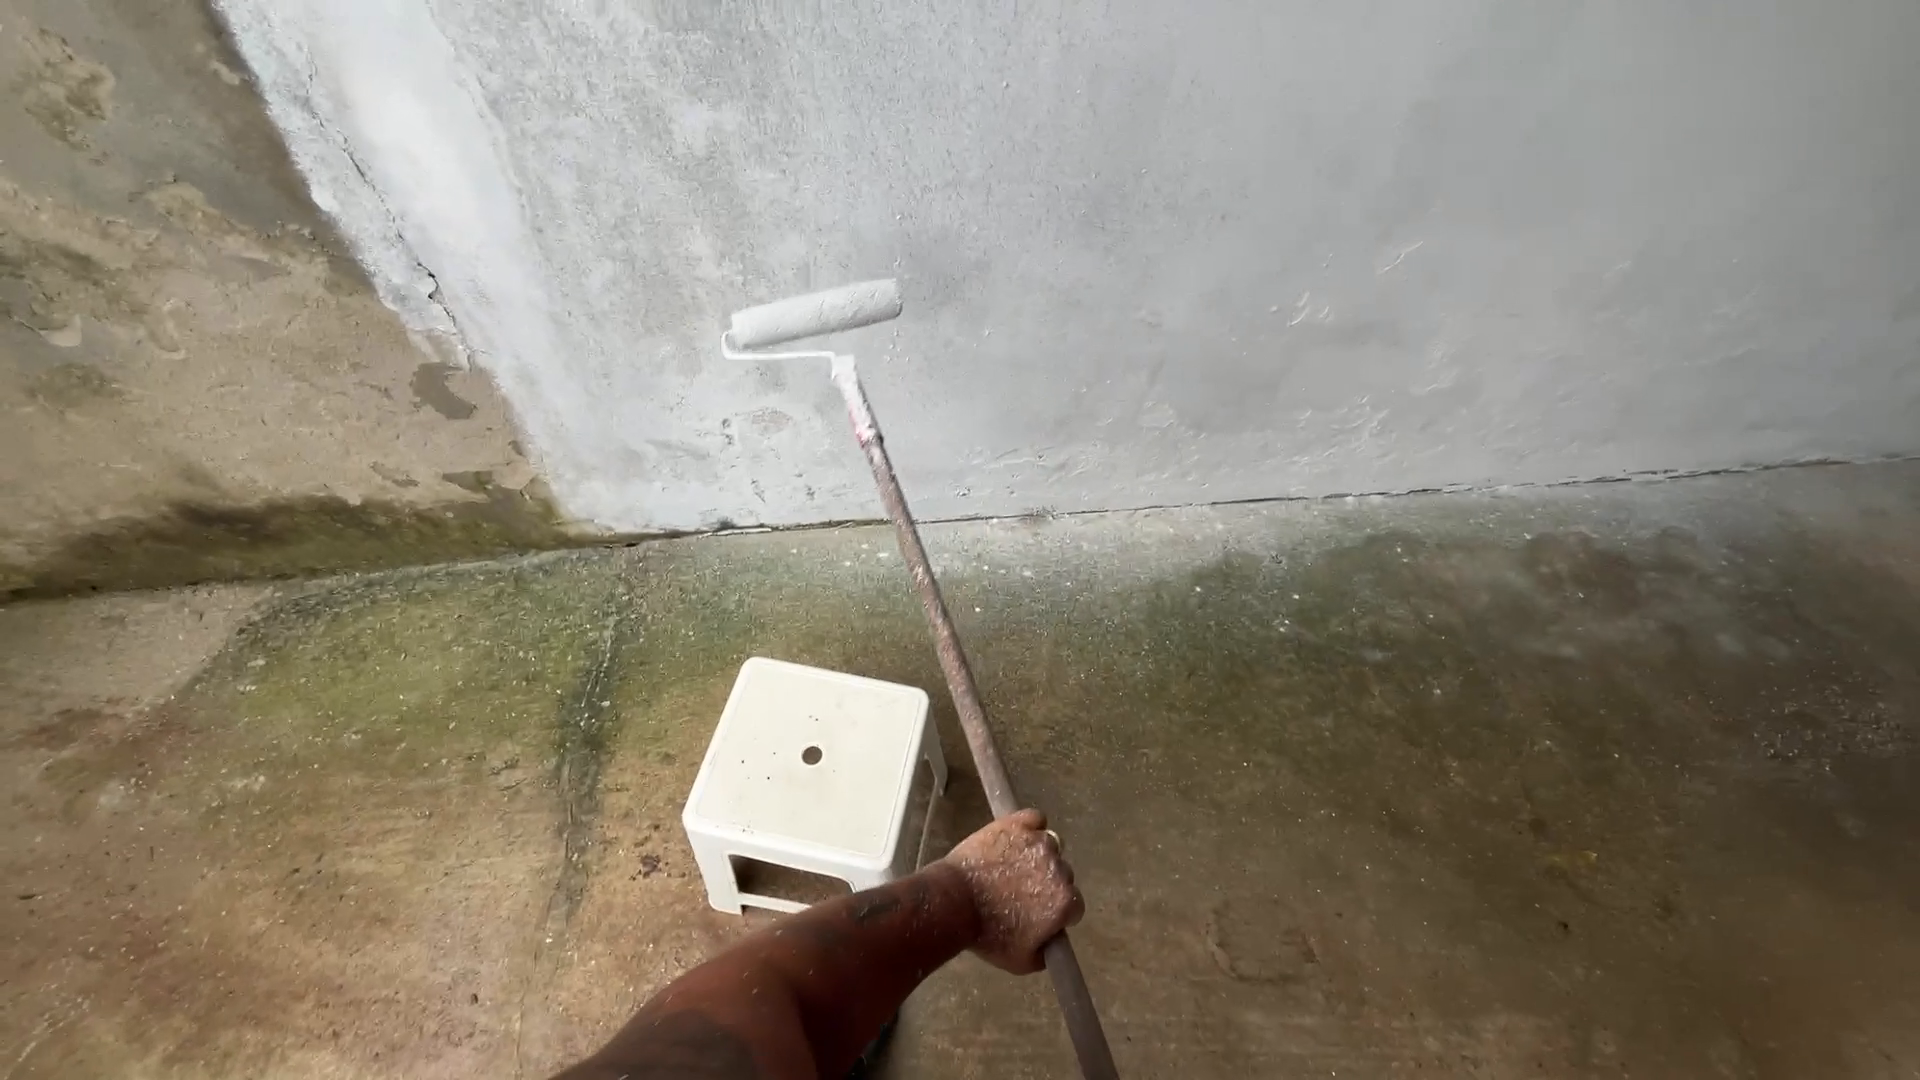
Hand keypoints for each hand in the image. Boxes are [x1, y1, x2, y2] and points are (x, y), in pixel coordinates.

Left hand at [939, 808, 1084, 973]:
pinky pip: (1035, 819)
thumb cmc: (988, 935)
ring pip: (1049, 845)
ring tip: (1012, 864)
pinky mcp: (1017, 824)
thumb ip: (1048, 950)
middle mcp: (1059, 868)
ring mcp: (1038, 842)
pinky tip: (1016, 837)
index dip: (1057, 910)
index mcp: (1064, 901)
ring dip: (1037, 854)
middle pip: (1063, 874)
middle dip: (1046, 882)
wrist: (955, 902)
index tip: (1039, 911)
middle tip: (1020, 890)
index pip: (1074, 904)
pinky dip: (1029, 826)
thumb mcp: (1024, 962)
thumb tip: (1053, 937)